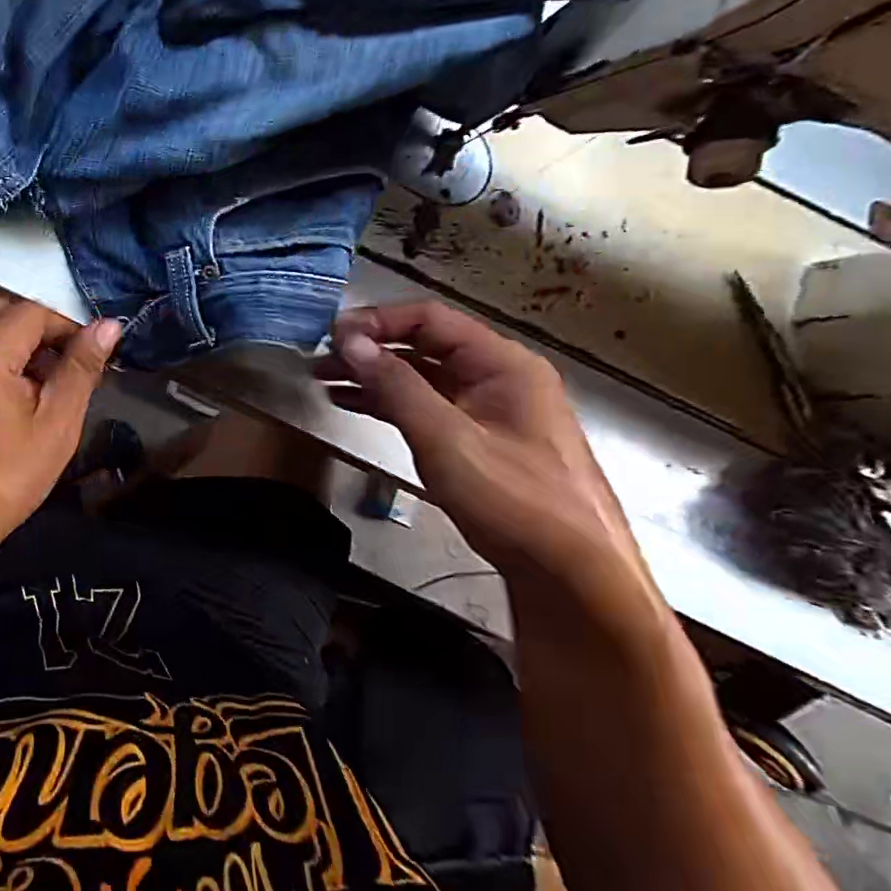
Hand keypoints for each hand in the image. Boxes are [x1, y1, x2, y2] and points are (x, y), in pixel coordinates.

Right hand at [324, 302, 646, 598]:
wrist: (570, 572)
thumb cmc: (514, 499)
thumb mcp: (446, 438)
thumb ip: (396, 386)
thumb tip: (351, 341)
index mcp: (503, 364)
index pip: (430, 319)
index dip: (377, 321)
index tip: (332, 334)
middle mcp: (498, 377)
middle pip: (424, 345)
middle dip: (369, 350)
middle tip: (321, 358)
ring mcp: (489, 408)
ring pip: (420, 376)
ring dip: (372, 376)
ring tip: (325, 380)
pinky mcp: (478, 438)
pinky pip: (426, 405)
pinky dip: (388, 402)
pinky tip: (353, 404)